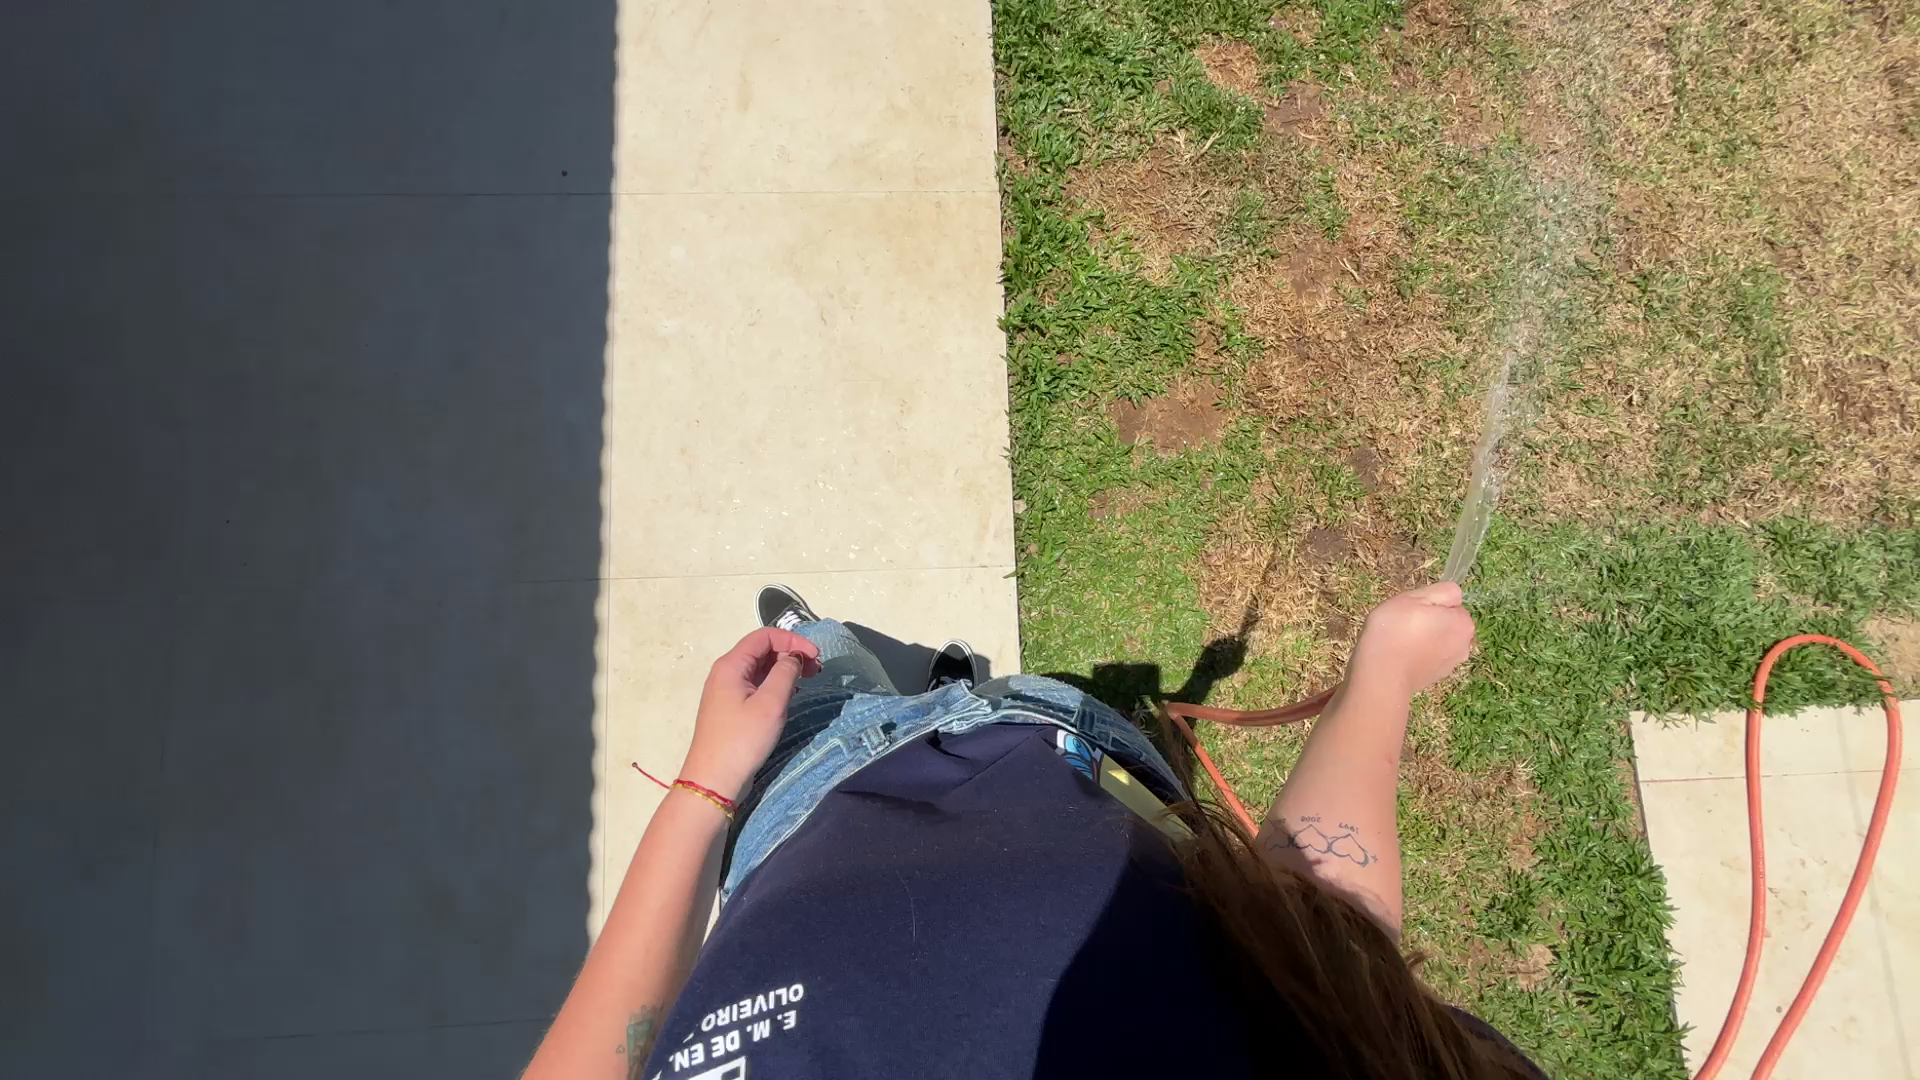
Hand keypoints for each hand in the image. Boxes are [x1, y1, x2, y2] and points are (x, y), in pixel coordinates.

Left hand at [679, 628, 821, 801]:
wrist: (714, 780)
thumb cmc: (742, 739)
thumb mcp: (770, 703)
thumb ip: (786, 672)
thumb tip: (795, 657)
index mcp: (731, 665)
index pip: (765, 636)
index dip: (793, 640)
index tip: (816, 656)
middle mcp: (726, 672)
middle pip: (762, 649)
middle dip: (791, 653)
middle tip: (816, 669)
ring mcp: (728, 690)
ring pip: (761, 667)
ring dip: (786, 669)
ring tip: (808, 680)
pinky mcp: (732, 707)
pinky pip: (757, 684)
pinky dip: (776, 683)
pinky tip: (791, 694)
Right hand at [1347, 581, 1474, 698]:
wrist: (1381, 674)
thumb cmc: (1394, 630)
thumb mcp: (1412, 598)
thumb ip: (1440, 591)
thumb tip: (1454, 595)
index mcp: (1462, 622)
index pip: (1450, 603)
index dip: (1429, 605)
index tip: (1410, 611)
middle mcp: (1465, 643)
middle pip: (1446, 623)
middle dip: (1429, 622)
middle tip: (1402, 624)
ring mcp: (1452, 663)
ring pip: (1438, 640)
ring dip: (1424, 639)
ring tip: (1399, 642)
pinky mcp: (1437, 676)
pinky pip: (1430, 656)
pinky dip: (1418, 655)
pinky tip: (1400, 657)